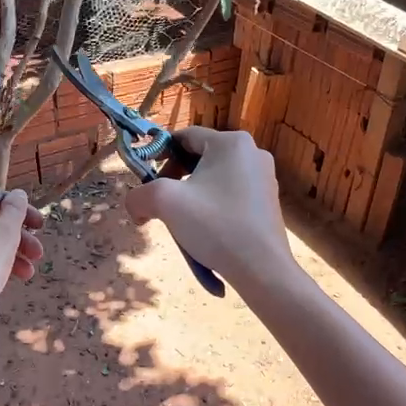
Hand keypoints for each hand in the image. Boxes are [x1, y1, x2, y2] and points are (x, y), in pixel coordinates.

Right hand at [123, 127, 294, 290]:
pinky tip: (208, 230)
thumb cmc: (215, 226)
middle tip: (164, 205)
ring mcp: (264, 177)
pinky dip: (213, 206)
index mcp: (232, 142)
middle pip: (200, 157)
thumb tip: (135, 206)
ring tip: (184, 221)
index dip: (160, 155)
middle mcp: (253, 152)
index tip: (147, 180)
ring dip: (193, 195)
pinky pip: (231, 194)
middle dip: (176, 179)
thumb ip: (139, 195)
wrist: (261, 269)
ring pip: (214, 178)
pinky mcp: (269, 201)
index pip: (184, 137)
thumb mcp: (165, 203)